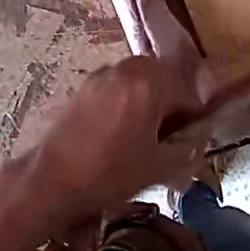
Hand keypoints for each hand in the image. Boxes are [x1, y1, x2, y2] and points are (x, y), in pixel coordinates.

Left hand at [21, 56, 203, 225]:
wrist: (50, 182)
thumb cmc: (109, 173)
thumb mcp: (159, 166)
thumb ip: (187, 147)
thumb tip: (198, 137)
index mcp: (150, 81)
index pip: (190, 92)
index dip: (194, 117)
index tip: (191, 138)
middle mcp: (126, 68)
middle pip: (165, 80)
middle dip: (170, 105)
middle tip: (167, 137)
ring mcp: (101, 75)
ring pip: (139, 83)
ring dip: (147, 103)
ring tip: (141, 139)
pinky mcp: (84, 87)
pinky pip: (117, 90)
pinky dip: (124, 105)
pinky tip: (118, 136)